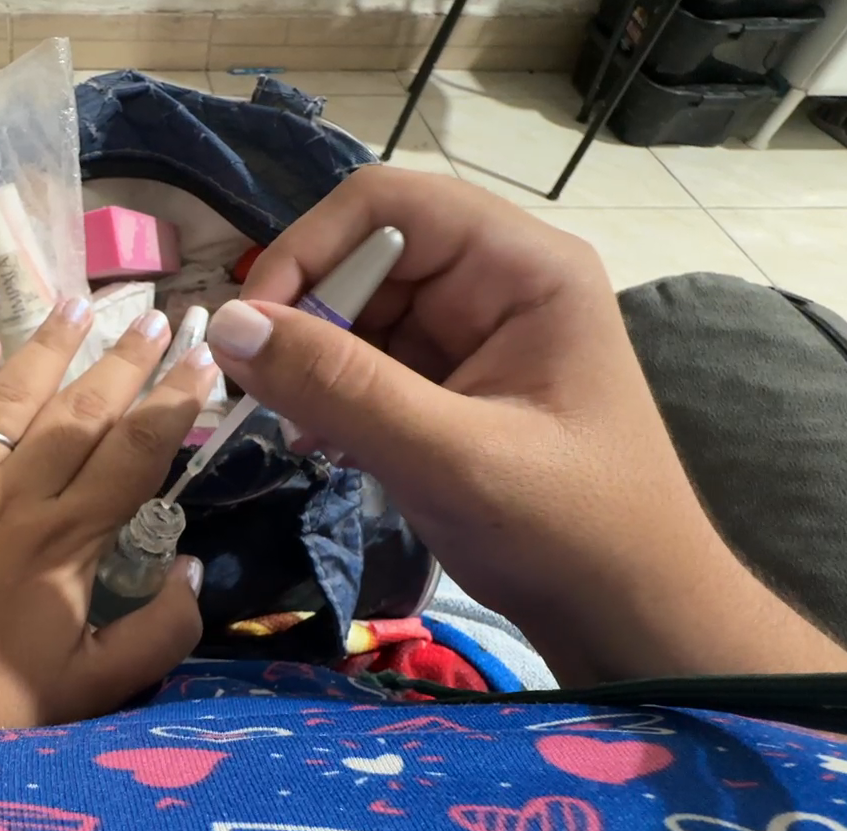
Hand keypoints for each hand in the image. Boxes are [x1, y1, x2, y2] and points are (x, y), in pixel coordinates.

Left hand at [0, 302, 217, 765]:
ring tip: (82, 304)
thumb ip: (158, 632)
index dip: (174, 401)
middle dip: (124, 360)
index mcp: (64, 543)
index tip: (203, 361)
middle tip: (157, 318)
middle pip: (78, 411)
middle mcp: (8, 496)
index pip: (135, 451)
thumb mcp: (92, 690)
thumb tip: (191, 567)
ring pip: (6, 396)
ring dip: (47, 348)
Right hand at [210, 166, 846, 683]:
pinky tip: (324, 446)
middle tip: (265, 397)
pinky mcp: (440, 387)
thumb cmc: (562, 529)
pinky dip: (325, 400)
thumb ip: (338, 387)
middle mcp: (488, 285)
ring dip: (308, 369)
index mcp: (518, 268)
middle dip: (302, 323)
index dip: (305, 252)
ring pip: (351, 318)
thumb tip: (228, 326)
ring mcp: (463, 339)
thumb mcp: (447, 455)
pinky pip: (358, 367)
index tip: (251, 331)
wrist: (618, 610)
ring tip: (302, 433)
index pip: (385, 205)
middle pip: (359, 261)